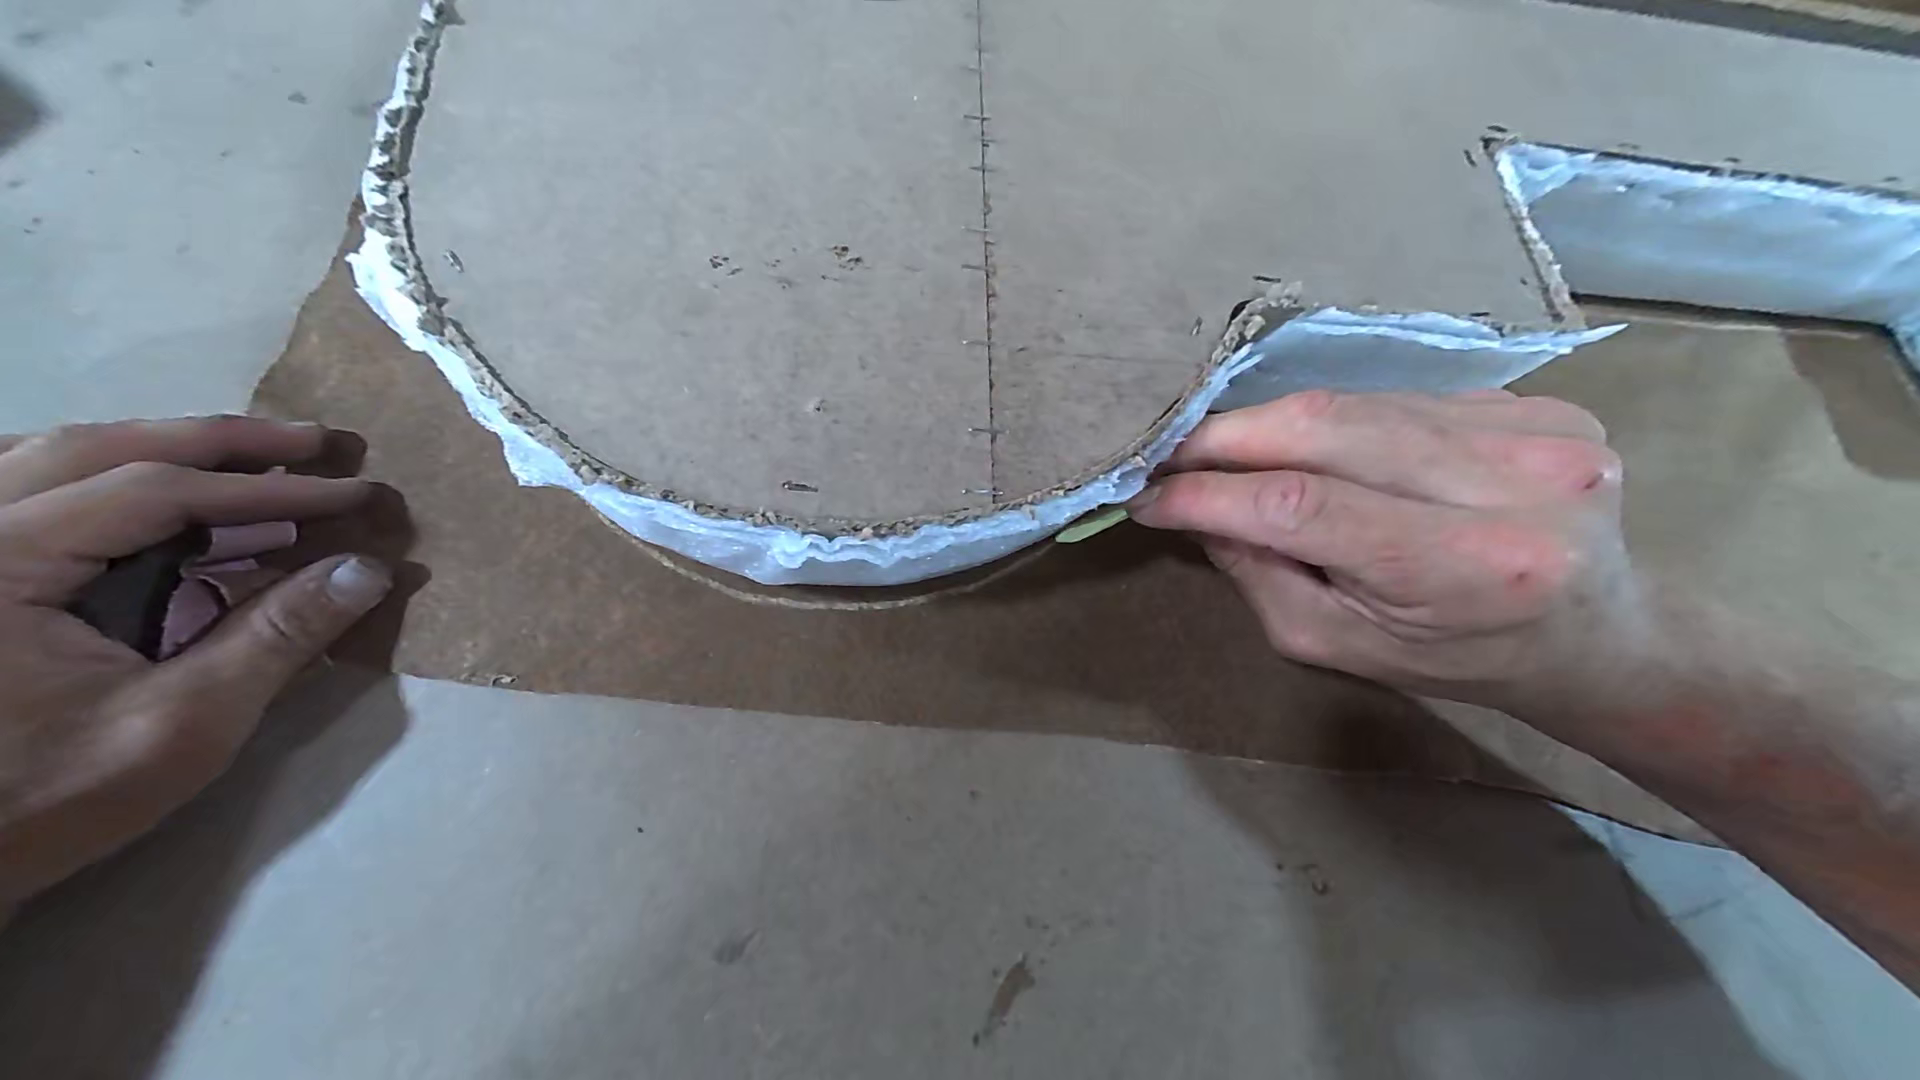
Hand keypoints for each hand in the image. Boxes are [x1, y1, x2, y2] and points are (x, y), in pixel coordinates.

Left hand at [0, 417, 387, 904]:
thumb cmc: (38, 802)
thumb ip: (278, 638)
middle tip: (316, 440)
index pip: (155, 495)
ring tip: (253, 457)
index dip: (272, 489)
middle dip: (219, 441)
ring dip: (161, 449)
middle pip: (90, 450)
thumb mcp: (183, 724)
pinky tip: (156, 491)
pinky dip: (100, 478)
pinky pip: (19, 492)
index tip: (357, 491)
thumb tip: (369, 570)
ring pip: (42, 459)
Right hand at [1130, 389, 1655, 723]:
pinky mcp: (1536, 403)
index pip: (1299, 505)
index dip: (1208, 493)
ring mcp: (1534, 430)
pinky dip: (1331, 422)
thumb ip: (1258, 574)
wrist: (1598, 634)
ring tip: (1223, 452)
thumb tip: (1195, 508)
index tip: (1146, 496)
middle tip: (1169, 454)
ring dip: (1269, 425)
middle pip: (1325, 426)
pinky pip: (1392, 399)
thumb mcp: (1332, 643)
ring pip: (1352, 402)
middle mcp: (1511, 482)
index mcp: (1464, 566)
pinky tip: (1315, 451)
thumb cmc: (1451, 657)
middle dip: (1226, 437)